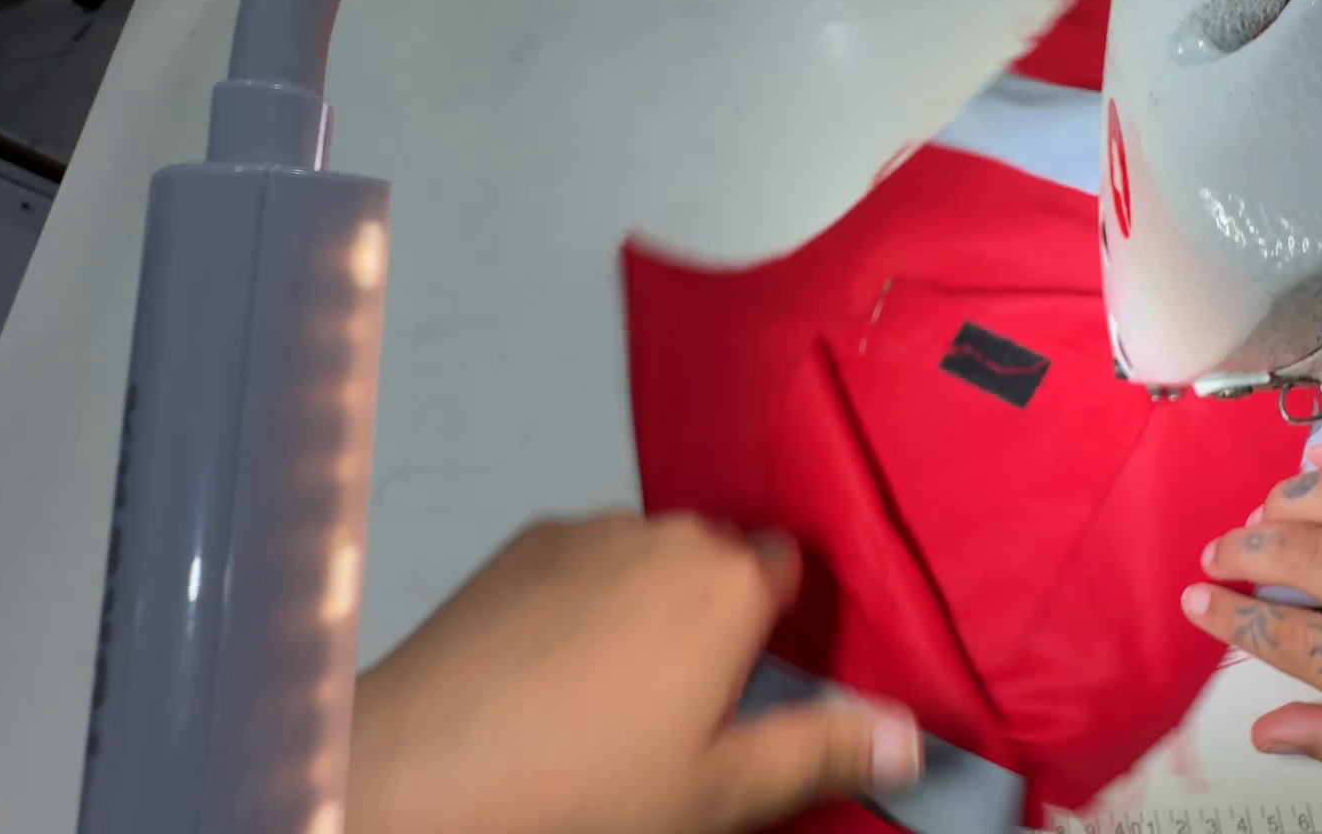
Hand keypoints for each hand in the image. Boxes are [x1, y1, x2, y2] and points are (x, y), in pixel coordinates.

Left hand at [348, 512, 923, 833]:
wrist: (413, 779)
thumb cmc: (581, 793)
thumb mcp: (723, 790)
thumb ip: (825, 745)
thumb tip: (908, 736)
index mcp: (731, 585)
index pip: (787, 564)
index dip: (772, 615)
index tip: (746, 662)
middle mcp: (675, 536)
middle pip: (720, 557)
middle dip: (712, 606)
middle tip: (673, 688)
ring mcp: (601, 528)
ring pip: (656, 551)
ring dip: (651, 592)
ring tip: (602, 676)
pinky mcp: (536, 533)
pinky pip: (592, 548)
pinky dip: (588, 583)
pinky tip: (549, 653)